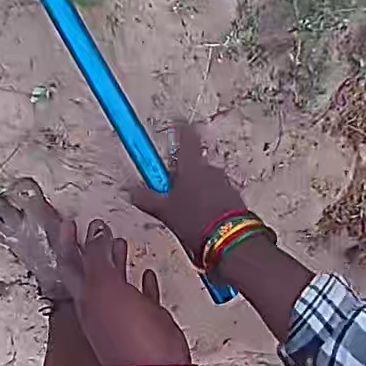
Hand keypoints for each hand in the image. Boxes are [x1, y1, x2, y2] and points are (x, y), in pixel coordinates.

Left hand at [73, 219, 191, 365]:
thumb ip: (99, 258)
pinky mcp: (146, 325)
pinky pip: (141, 299)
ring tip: (120, 242)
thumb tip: (94, 232)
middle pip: (91, 270)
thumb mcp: (107, 289)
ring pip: (115, 282)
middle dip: (92, 248)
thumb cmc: (129, 337)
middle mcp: (99, 306)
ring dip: (116, 261)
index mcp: (86, 296)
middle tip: (95, 228)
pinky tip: (146, 275)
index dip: (67, 241)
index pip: (71, 262)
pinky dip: (142, 284)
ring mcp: (122, 316)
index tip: (69, 223)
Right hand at [129, 122, 248, 259]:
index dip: (179, 128)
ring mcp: (224, 185)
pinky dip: (206, 202)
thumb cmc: (199, 222)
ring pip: (204, 180)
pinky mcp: (234, 200)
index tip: (176, 122)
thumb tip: (131, 190)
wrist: (231, 243)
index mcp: (192, 166)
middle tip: (167, 188)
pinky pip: (215, 195)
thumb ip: (146, 197)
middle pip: (192, 162)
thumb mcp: (164, 210)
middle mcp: (211, 171)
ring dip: (193, 189)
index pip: (185, 136)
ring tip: (183, 211)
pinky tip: (198, 219)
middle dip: (180, 172)